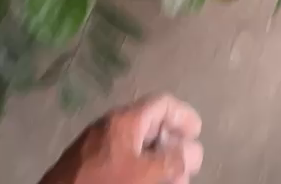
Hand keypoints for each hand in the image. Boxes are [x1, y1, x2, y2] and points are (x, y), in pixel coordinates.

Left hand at [40, 94, 203, 183]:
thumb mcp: (144, 175)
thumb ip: (172, 162)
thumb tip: (194, 150)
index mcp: (124, 119)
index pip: (162, 103)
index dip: (184, 116)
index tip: (197, 135)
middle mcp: (109, 125)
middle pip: (149, 124)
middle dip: (171, 146)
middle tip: (186, 169)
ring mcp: (93, 146)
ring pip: (134, 145)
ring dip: (155, 161)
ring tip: (168, 182)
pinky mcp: (83, 166)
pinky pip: (119, 159)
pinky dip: (136, 169)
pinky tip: (141, 182)